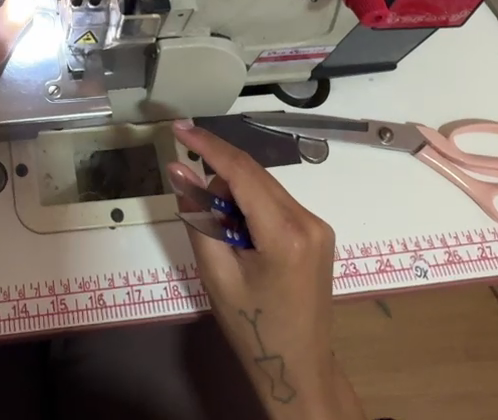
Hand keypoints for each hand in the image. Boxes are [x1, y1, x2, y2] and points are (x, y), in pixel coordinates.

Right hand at [170, 121, 363, 419]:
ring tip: (222, 236)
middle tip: (194, 202)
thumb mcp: (216, 273)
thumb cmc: (252, 327)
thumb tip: (178, 168)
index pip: (241, 171)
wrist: (298, 369)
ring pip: (263, 185)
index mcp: (286, 233)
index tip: (179, 127)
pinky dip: (250, 206)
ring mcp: (318, 224)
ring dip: (234, 195)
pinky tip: (240, 237)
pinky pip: (275, 200)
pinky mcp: (318, 232)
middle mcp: (309, 219)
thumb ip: (197, 215)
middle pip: (253, 174)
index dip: (208, 145)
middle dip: (217, 179)